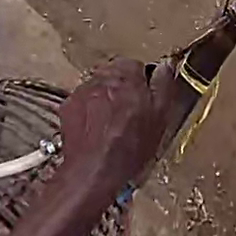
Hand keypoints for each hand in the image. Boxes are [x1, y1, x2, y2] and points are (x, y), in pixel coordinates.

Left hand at [57, 58, 172, 191]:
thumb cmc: (128, 147)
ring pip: (98, 87)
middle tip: (130, 114)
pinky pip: (83, 102)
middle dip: (123, 89)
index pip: (136, 65)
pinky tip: (97, 131)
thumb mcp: (159, 117)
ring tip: (114, 126)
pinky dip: (89, 111)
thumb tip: (166, 66)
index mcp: (126, 75)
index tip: (145, 99)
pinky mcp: (69, 105)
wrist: (94, 171)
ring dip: (106, 99)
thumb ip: (163, 85)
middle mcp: (102, 77)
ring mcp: (83, 90)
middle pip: (115, 74)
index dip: (142, 83)